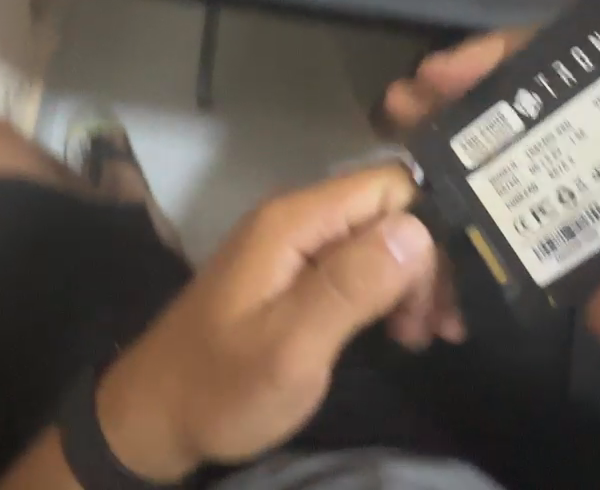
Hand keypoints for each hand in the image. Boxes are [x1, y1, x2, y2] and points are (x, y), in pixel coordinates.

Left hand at [94, 166, 438, 480]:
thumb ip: (350, 286)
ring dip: (409, 281)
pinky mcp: (295, 271)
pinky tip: (398, 330)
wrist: (157, 413)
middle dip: (423, 262)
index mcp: (294, 221)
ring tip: (418, 337)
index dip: (426, 232)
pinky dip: (386, 291)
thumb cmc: (222, 385)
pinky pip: (356, 260)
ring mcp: (293, 243)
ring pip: (376, 236)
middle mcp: (295, 217)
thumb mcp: (291, 346)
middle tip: (435, 330)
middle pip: (385, 210)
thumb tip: (417, 229)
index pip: (386, 186)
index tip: (442, 298)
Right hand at [380, 0, 599, 366]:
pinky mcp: (529, 172)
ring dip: (448, 96)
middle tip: (430, 78)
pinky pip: (481, 146)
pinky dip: (442, 140)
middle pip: (545, 67)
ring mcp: (562, 142)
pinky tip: (406, 143)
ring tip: (400, 108)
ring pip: (502, 100)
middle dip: (485, 61)